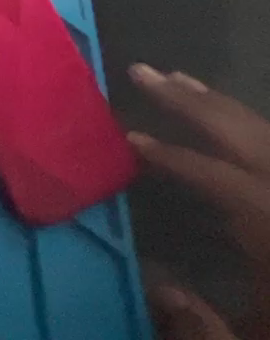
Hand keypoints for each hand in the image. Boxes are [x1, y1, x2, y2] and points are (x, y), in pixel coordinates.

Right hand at [129, 63, 269, 339]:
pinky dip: (258, 135)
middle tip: (144, 72)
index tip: (129, 136)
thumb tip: (158, 284)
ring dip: (228, 112)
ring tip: (178, 81)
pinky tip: (236, 123)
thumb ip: (205, 324)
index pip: (229, 185)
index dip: (178, 158)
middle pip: (259, 149)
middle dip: (202, 108)